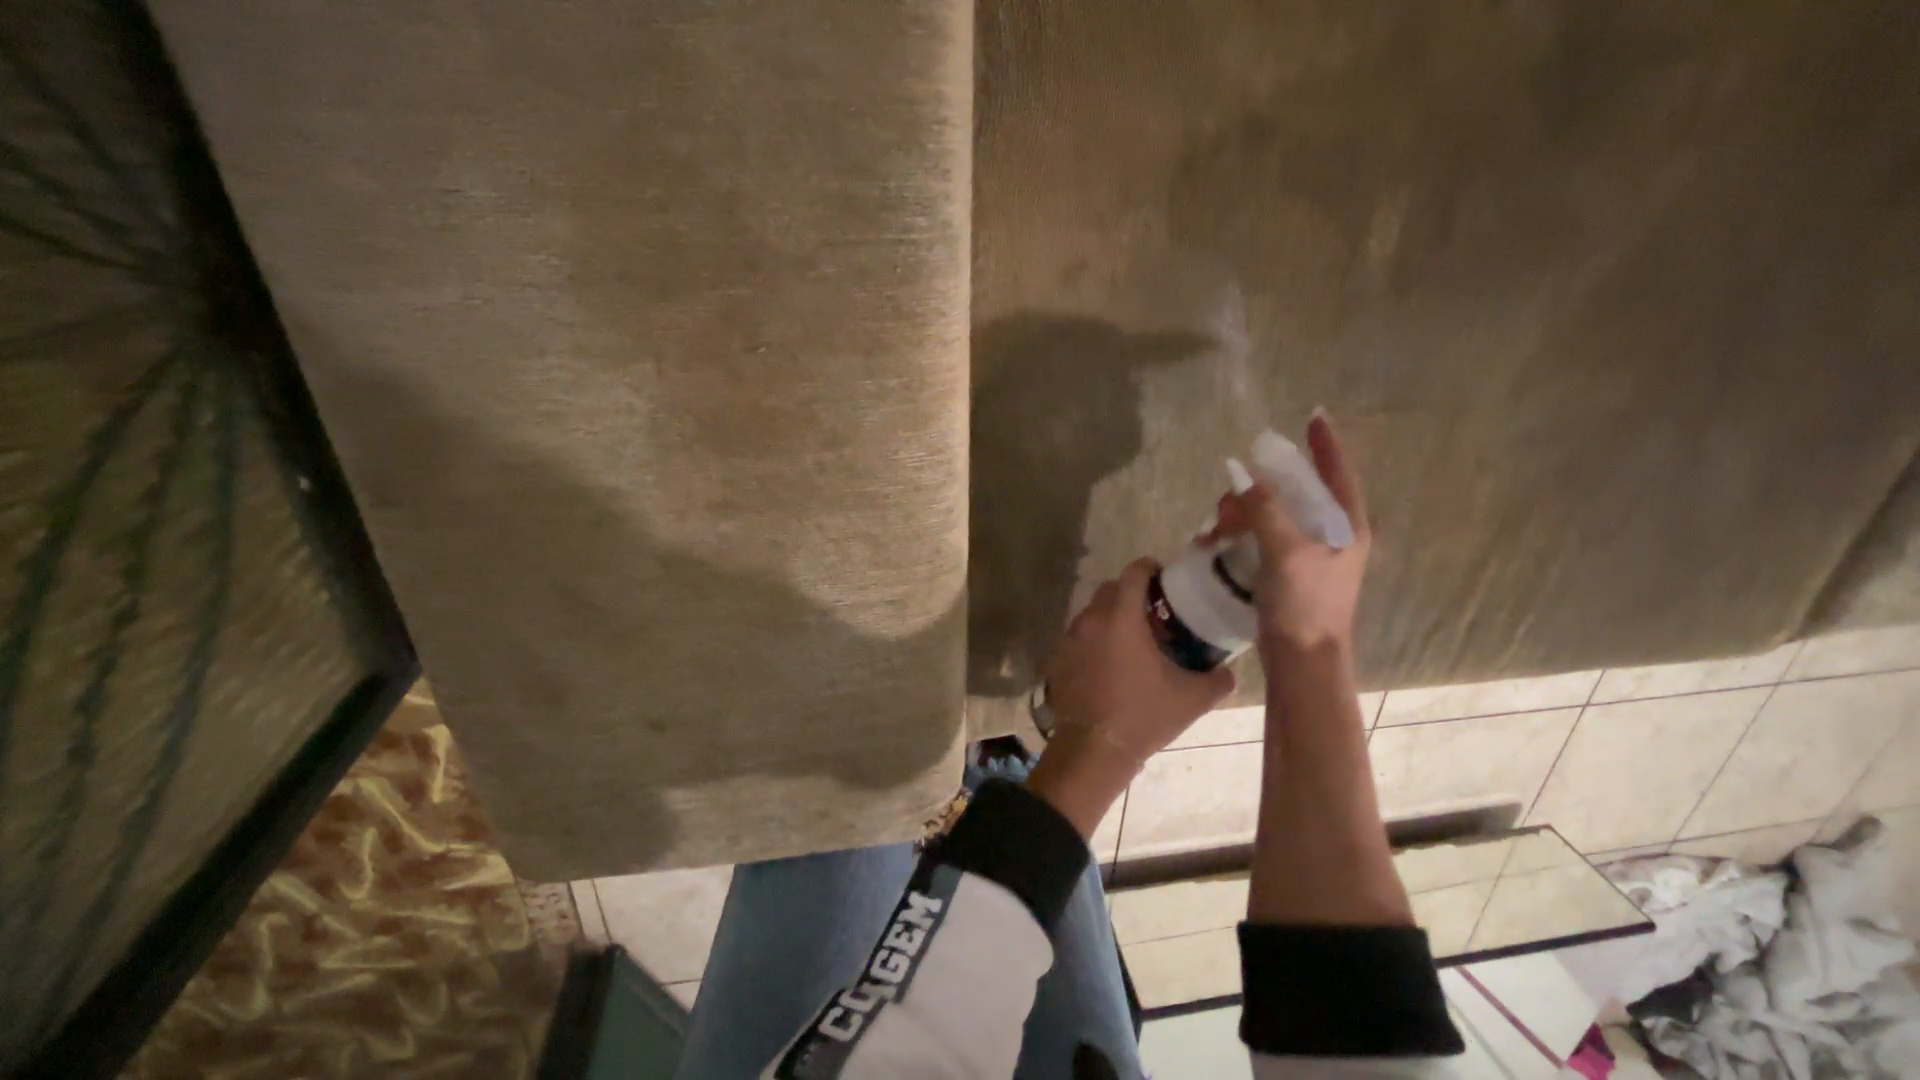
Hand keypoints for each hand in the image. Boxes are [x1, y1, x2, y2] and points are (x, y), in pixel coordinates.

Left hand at [1026, 558, 1235, 837]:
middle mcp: (1090, 620)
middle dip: (1130, 593)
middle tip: (1153, 612)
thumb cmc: (1143, 716)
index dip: (1150, 569)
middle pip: (1109, 589)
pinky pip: (1078, 638)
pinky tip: (1109, 663)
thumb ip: (1218, 679)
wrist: (1093, 751)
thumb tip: (1228, 670)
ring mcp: (1069, 640)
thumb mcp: (1192, 698)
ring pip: (1091, 613)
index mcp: (1121, 618)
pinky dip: (1094, 640)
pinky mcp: (1057, 660)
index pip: (1134, 572)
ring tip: (1132, 639)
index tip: (1164, 579)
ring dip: (1110, 617)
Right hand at [1204, 410, 1370, 658]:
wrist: (1303, 660)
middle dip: (1257, 489)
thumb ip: (1266, 510)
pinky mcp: (1287, 571)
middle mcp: (1333, 534)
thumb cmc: (1305, 604)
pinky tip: (1215, 542)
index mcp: (1347, 525)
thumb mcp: (1286, 550)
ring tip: (1213, 531)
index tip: (1314, 415)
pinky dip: (1240, 534)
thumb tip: (1246, 478)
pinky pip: (1261, 537)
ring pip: (1272, 514)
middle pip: (1294, 492)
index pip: (1338, 472)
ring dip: (1241, 514)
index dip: (1326, 443)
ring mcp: (1309, 553)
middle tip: (1228, 502)